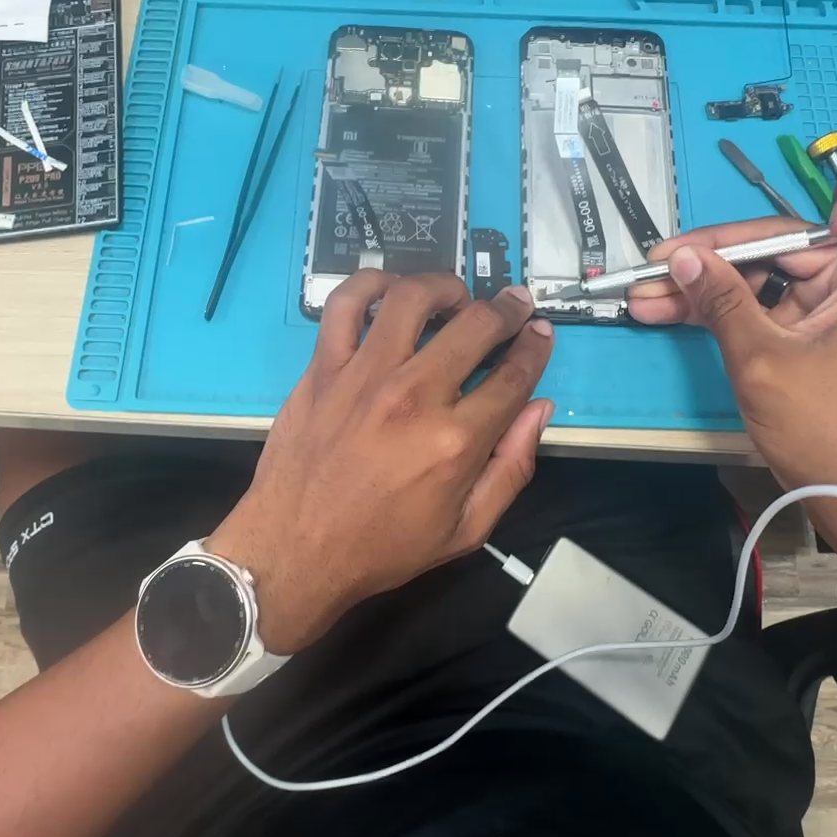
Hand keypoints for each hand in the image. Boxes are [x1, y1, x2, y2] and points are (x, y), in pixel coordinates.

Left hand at [208, 272, 554, 654]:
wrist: (295, 551)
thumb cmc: (383, 546)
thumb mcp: (466, 530)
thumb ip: (512, 468)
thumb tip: (540, 408)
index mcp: (456, 441)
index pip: (514, 375)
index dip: (535, 346)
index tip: (540, 332)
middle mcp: (414, 396)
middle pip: (475, 325)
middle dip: (506, 308)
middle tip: (513, 303)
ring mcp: (363, 376)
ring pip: (412, 299)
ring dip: (444, 287)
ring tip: (454, 297)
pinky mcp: (323, 368)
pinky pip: (345, 305)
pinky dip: (369, 284)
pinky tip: (388, 290)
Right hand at [630, 165, 836, 512]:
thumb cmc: (829, 426)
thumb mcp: (764, 358)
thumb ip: (721, 300)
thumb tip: (682, 258)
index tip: (815, 226)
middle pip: (791, 235)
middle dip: (721, 250)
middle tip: (660, 265)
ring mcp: (832, 305)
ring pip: (763, 271)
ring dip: (704, 282)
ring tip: (644, 294)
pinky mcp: (807, 332)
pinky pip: (760, 303)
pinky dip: (718, 307)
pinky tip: (663, 311)